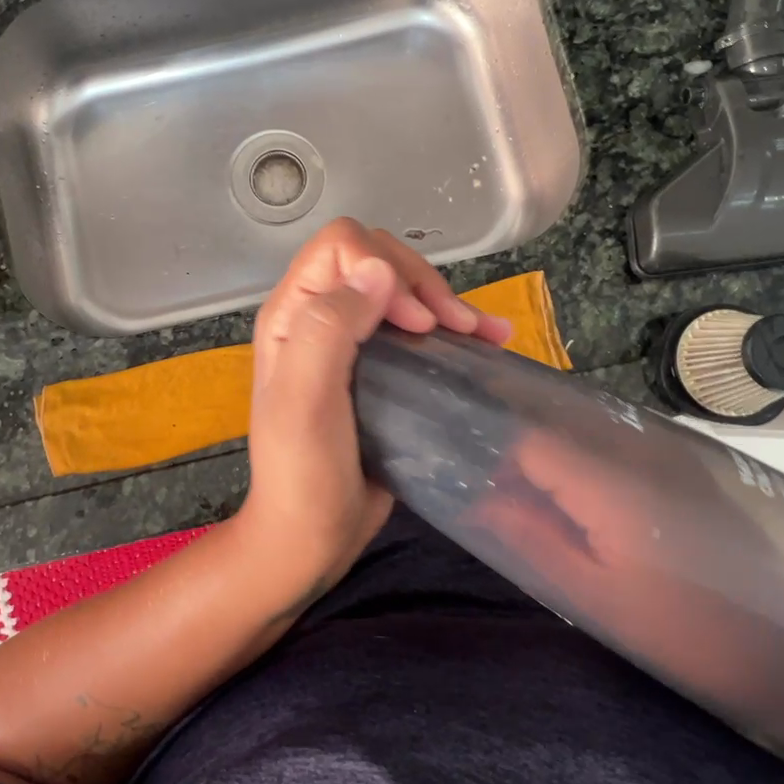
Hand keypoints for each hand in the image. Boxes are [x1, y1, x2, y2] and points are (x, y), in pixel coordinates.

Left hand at [236, 218, 512, 592]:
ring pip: (403, 291)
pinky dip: (455, 327)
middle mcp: (319, 318)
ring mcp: (353, 344)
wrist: (312, 537)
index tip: (415, 324)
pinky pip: (420, 328)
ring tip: (486, 333)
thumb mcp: (305, 401)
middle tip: (459, 328)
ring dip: (447, 302)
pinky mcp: (383, 371)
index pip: (341, 246)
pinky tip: (490, 340)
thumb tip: (378, 269)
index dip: (385, 269)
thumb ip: (329, 329)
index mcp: (293, 314)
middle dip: (423, 283)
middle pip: (378, 261)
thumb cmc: (303, 474)